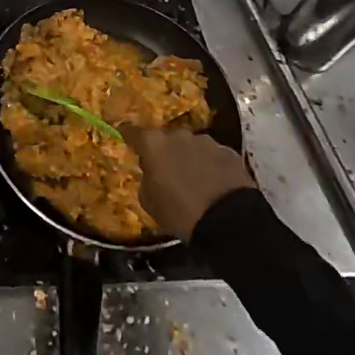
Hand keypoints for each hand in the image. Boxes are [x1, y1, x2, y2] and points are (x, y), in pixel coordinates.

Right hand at [122, 127, 256, 238]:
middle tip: (166, 169)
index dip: (128, 134)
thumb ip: (146, 179)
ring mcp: (206, 142)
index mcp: (154, 144)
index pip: (133, 131)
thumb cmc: (180, 212)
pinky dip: (210, 166)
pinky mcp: (229, 153)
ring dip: (188, 157)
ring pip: (191, 146)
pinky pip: (212, 156)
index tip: (125, 137)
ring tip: (194, 179)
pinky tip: (214, 184)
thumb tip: (152, 173)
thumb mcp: (149, 201)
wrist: (229, 222)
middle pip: (166, 138)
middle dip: (164, 150)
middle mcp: (178, 136)